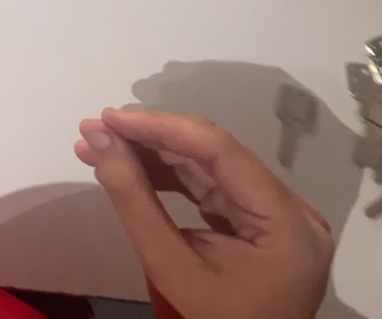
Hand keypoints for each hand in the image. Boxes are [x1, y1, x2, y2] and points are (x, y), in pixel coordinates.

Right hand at [75, 108, 333, 318]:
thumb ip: (133, 198)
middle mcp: (288, 207)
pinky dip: (162, 172)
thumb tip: (96, 137)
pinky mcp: (254, 216)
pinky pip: (204, 181)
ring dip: (148, 151)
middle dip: (147, 137)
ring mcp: (273, 211)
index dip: (160, 127)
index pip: (219, 151)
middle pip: (210, 152)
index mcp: (285, 222)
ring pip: (202, 162)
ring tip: (97, 145)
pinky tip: (126, 166)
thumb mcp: (169, 264)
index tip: (108, 118)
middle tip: (93, 130)